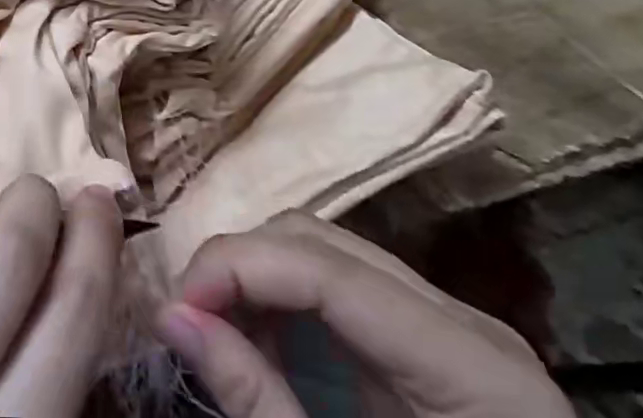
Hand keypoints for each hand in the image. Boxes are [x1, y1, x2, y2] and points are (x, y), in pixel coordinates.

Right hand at [154, 212, 572, 417]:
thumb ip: (258, 400)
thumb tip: (169, 314)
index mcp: (473, 368)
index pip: (326, 268)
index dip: (235, 268)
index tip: (174, 307)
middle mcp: (464, 324)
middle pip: (317, 243)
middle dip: (238, 268)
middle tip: (189, 321)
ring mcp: (448, 326)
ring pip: (318, 251)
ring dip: (253, 279)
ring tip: (220, 335)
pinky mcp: (427, 340)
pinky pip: (334, 285)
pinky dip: (280, 301)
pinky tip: (261, 343)